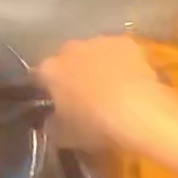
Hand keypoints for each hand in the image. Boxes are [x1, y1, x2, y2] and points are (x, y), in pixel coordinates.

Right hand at [38, 35, 177, 157]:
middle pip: (65, 58)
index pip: (38, 75)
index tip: (53, 100)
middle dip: (71, 72)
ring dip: (95, 64)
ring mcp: (97, 42)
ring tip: (110, 87)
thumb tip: (50, 121)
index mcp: (49, 70)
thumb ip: (52, 125)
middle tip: (82, 94)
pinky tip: (130, 79)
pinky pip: (117, 50)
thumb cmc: (97, 125)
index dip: (45, 88)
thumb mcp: (66, 136)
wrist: (139, 112)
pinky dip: (120, 61)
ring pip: (91, 52)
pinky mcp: (124, 41)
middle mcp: (68, 49)